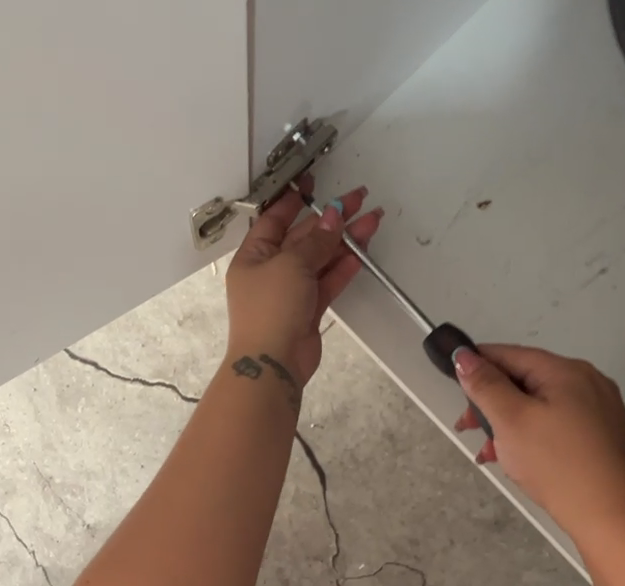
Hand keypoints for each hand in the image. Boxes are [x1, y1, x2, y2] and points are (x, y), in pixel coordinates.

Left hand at [224, 179, 382, 385]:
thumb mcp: (291, 264)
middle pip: (302, 238)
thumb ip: (316, 240)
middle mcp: (268, 272)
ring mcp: (288, 293)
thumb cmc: (270, 311)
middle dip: (331, 219)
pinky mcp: (306, 311)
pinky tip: (360, 252)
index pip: (273, 220)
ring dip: (344, 241)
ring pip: (319, 259)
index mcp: (252, 257)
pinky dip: (343, 267)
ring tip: (372, 221)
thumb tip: (333, 215)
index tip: (313, 182)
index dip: (294, 200)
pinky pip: (327, 282)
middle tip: (359, 199)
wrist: (272, 364)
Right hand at [453, 345, 624, 541]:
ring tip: (488, 452)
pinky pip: (554, 424)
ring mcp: (597, 409)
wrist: (608, 511)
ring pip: (538, 405)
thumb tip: (464, 356)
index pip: (511, 355)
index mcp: (566, 371)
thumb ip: (486, 386)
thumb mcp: (511, 420)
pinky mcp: (600, 435)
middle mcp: (587, 382)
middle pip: (525, 380)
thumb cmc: (554, 461)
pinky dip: (529, 435)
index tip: (451, 381)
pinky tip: (516, 459)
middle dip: (490, 402)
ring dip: (506, 423)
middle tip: (466, 428)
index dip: (477, 363)